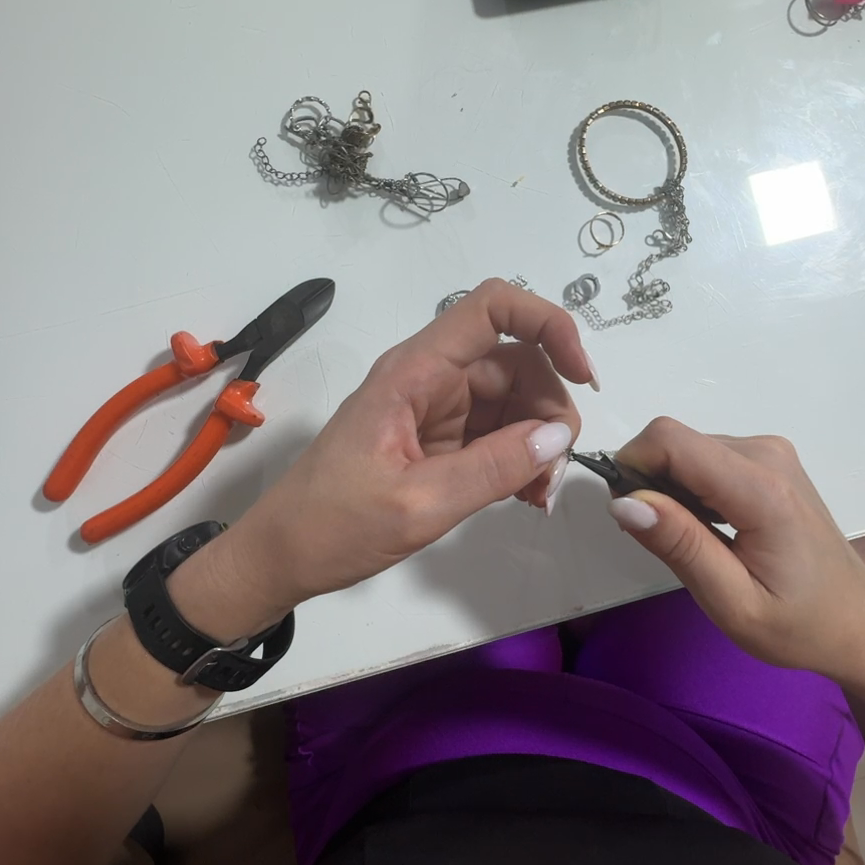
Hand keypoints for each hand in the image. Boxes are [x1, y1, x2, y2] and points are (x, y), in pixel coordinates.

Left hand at [182, 279, 596, 626]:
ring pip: (513, 402)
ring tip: (537, 497)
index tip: (583, 376)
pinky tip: (525, 497)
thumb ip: (493, 468)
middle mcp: (430, 379)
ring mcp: (436, 410)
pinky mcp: (438, 441)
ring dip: (538, 444)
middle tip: (551, 475)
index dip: (548, 324)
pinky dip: (519, 461)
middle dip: (549, 411)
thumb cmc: (333, 525)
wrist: (281, 557)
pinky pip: (496, 435)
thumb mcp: (418, 504)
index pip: (492, 307)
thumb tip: (558, 436)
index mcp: (415, 371)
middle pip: (516, 363)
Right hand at [603, 418, 864, 683]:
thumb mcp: (731, 603)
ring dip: (667, 486)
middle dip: (647, 481)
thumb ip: (679, 546)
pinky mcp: (769, 459)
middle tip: (658, 540)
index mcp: (760, 490)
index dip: (633, 465)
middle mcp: (766, 454)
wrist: (859, 624)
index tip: (628, 513)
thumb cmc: (797, 625)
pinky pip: (705, 454)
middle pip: (675, 442)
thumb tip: (624, 500)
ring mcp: (771, 452)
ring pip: (686, 447)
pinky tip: (707, 526)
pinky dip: (689, 484)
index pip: (670, 441)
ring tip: (688, 539)